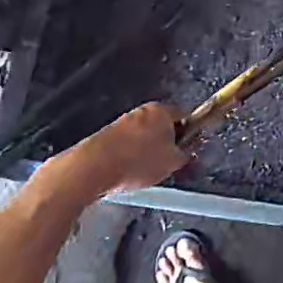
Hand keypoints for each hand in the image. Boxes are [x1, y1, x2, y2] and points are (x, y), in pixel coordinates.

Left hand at [43, 102, 187, 197]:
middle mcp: (141, 111)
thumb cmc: (137, 161)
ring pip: (144, 136)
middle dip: (169, 142)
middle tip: (172, 161)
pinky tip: (129, 172)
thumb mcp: (174, 162)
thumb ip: (187, 153)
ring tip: (149, 171)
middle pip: (163, 125)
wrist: (90, 169)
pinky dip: (131, 156)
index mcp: (162, 110)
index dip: (192, 132)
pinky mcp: (105, 137)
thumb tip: (188, 150)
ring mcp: (121, 123)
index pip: (185, 115)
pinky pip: (127, 145)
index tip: (191, 147)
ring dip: (149, 150)